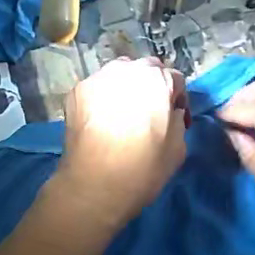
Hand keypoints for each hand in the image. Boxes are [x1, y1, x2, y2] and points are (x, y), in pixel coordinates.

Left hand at [49, 57, 188, 230]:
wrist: (95, 184)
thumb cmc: (144, 168)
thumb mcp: (178, 147)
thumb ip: (177, 119)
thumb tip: (169, 112)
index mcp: (158, 79)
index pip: (174, 79)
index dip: (176, 100)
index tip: (174, 118)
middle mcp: (127, 69)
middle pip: (145, 71)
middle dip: (150, 89)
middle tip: (148, 115)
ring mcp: (98, 78)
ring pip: (118, 76)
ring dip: (124, 90)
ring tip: (122, 116)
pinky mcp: (76, 92)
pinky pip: (96, 89)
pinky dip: (102, 100)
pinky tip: (102, 121)